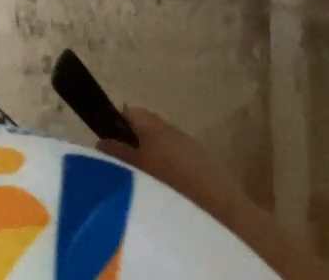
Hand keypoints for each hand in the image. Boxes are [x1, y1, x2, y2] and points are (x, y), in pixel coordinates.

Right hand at [94, 107, 251, 225]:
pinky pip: (184, 164)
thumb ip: (116, 153)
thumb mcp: (134, 169)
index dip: (117, 125)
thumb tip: (102, 142)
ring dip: (157, 161)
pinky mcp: (212, 170)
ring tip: (151, 184)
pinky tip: (174, 194)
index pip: (130, 112)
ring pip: (167, 148)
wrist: (225, 215)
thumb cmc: (170, 185)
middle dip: (137, 145)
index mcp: (155, 126)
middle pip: (149, 131)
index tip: (110, 146)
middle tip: (128, 169)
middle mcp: (176, 131)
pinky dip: (176, 174)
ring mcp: (196, 150)